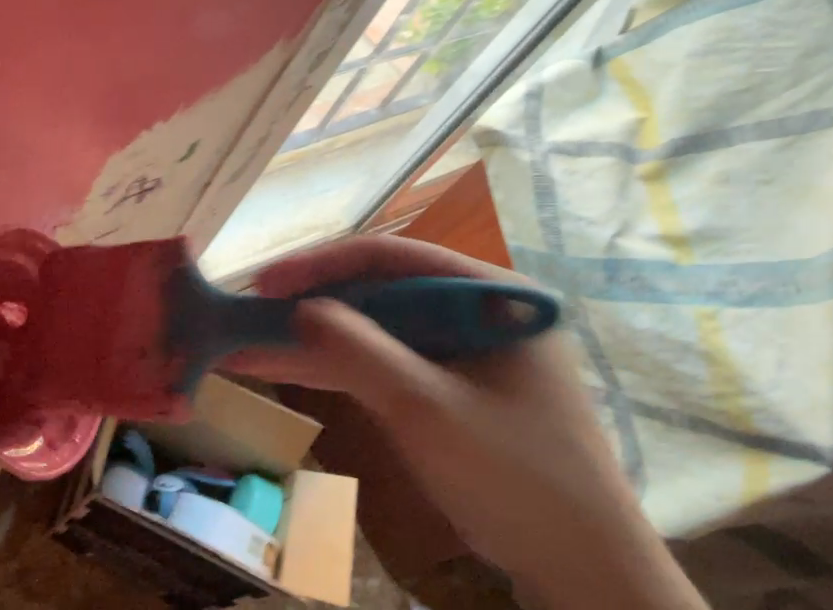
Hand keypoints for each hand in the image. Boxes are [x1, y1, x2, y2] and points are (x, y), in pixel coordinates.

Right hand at [228, 235, 704, 609]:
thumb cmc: (517, 480)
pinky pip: (382, 362)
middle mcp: (475, 311)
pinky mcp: (449, 388)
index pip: (391, 257)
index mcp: (492, 295)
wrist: (585, 577)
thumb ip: (358, 350)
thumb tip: (295, 307)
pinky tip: (281, 367)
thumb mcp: (427, 409)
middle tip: (247, 313)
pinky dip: (335, 367)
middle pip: (376, 290)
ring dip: (311, 338)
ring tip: (247, 343)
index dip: (319, 265)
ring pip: (372, 328)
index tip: (264, 282)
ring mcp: (462, 351)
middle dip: (308, 304)